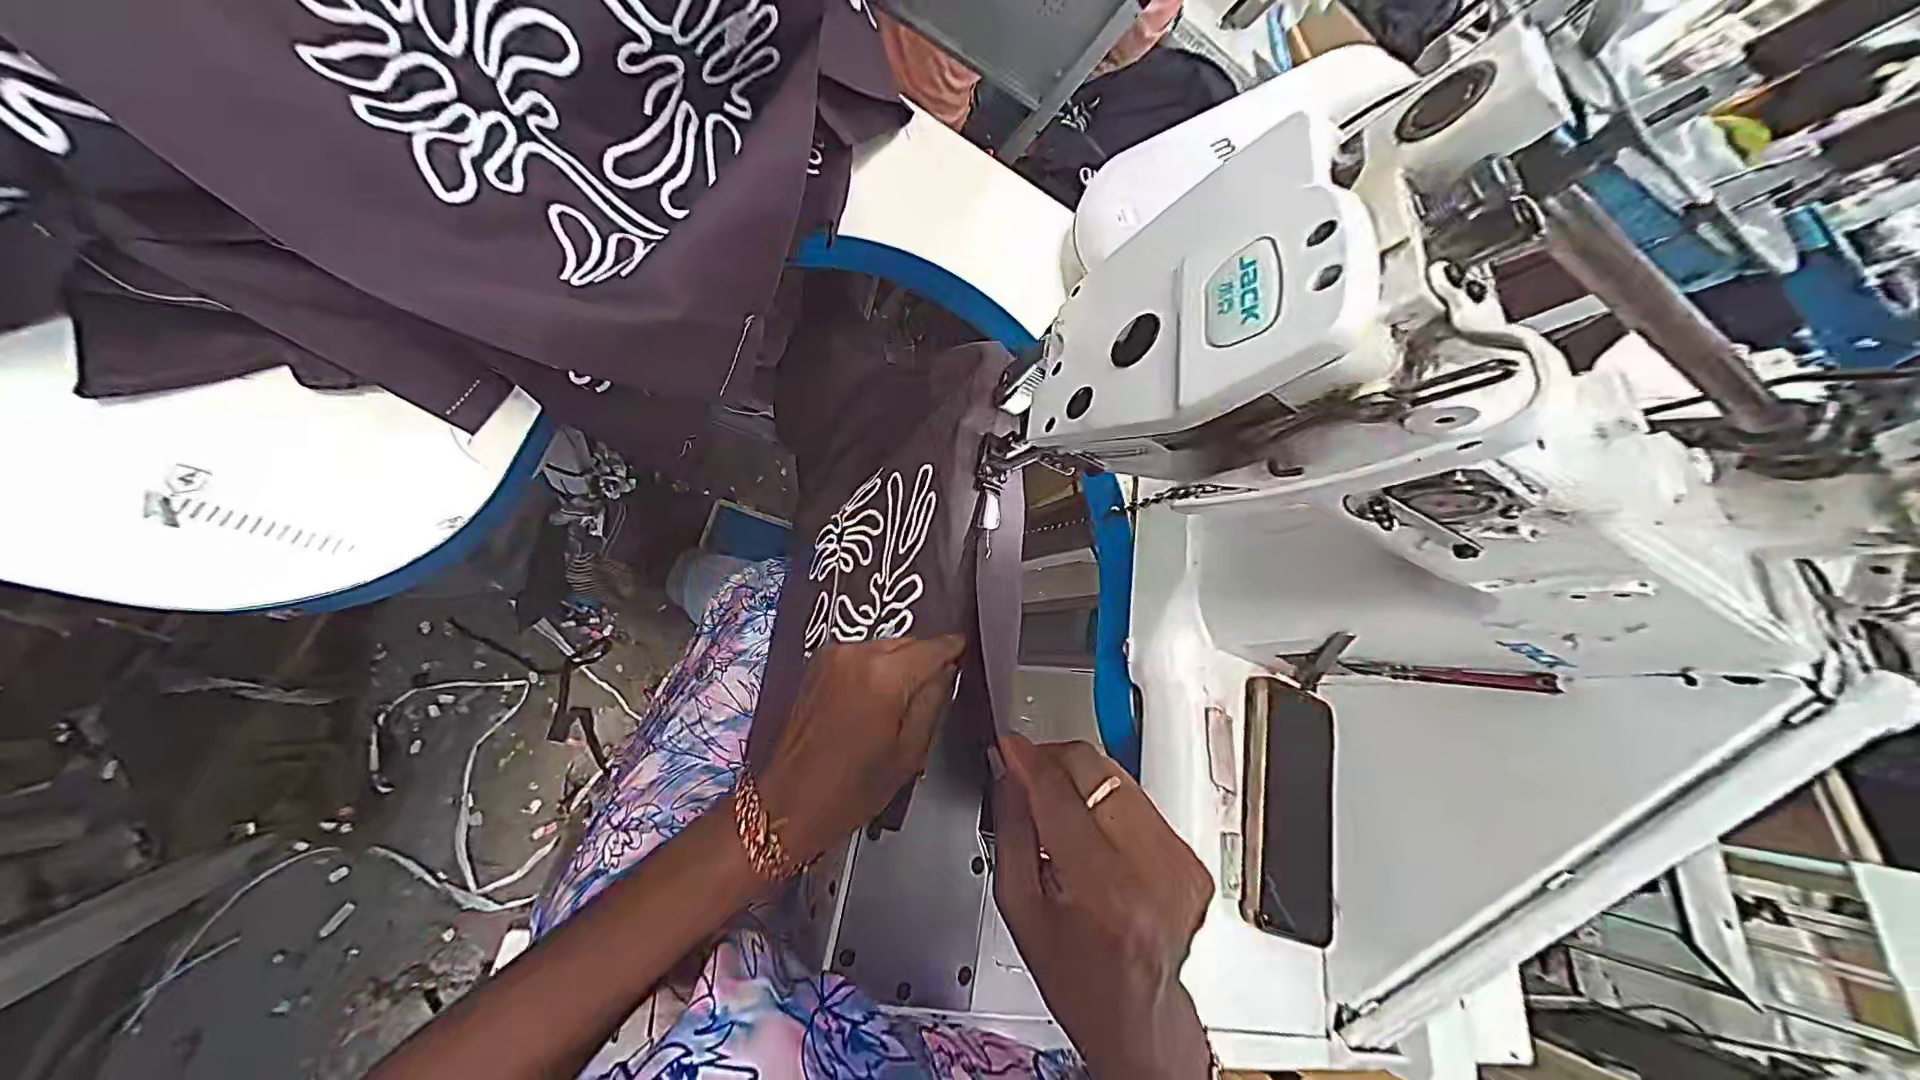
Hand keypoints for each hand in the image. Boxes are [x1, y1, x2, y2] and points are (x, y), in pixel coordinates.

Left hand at [756, 636, 964, 863]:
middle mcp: (856, 653)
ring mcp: (833, 655)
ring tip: (901, 701)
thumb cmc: (852, 788)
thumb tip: (946, 671)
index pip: (933, 647)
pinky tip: (875, 699)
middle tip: (934, 690)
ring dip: (899, 663)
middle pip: (908, 642)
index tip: (963, 653)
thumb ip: (934, 701)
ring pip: (885, 646)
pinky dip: (875, 668)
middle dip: (924, 660)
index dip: (953, 650)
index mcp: (884, 675)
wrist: (789, 802)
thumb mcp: (910, 751)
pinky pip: (861, 655)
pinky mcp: (817, 663)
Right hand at [993, 735, 1212, 1079]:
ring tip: (1060, 806)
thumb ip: (1011, 830)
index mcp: (1101, 889)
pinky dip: (1109, 798)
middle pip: (1094, 769)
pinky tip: (1094, 827)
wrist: (1141, 1018)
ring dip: (1081, 775)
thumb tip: (1007, 774)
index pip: (1058, 793)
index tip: (1009, 744)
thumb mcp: (1021, 908)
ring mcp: (1176, 861)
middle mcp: (1148, 869)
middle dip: (1054, 758)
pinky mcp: (1190, 858)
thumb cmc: (1078, 976)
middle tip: (1030, 770)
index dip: (1028, 759)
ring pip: (1118, 775)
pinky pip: (1140, 798)